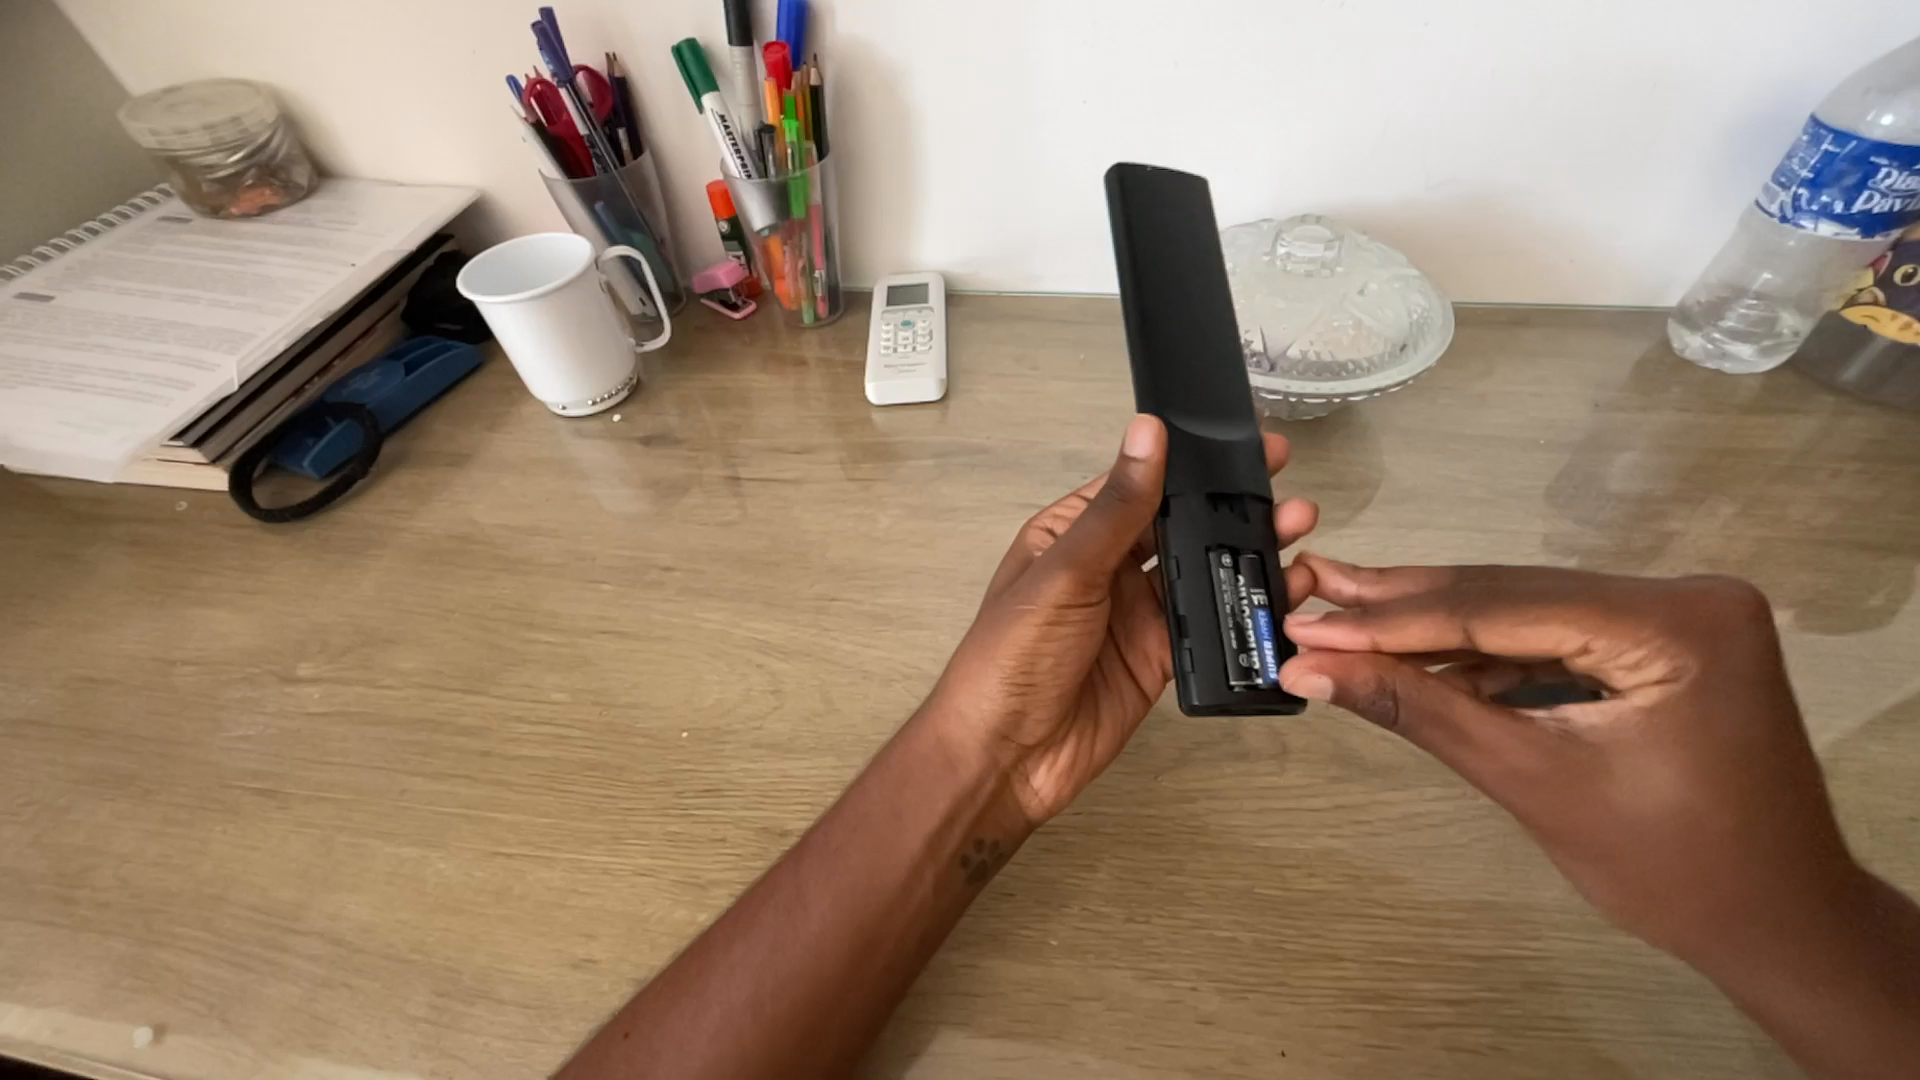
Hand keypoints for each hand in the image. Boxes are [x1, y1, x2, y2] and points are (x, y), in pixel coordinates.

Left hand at [922, 415, 1317, 826]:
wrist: (1007, 755)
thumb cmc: (1014, 653)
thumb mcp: (1065, 572)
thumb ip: (1116, 509)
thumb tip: (1148, 429)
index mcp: (1072, 533)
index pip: (1137, 483)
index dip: (1189, 461)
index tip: (1245, 442)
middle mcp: (1106, 566)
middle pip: (1176, 524)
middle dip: (1228, 503)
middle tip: (1286, 481)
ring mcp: (1134, 612)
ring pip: (1199, 570)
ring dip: (1245, 549)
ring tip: (1300, 527)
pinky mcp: (1159, 656)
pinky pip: (1208, 623)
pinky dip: (1244, 608)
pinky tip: (1284, 589)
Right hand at [1276, 559, 1864, 962]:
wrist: (1771, 921)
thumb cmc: (1665, 866)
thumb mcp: (1523, 777)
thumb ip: (1412, 707)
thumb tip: (1305, 668)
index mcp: (1670, 624)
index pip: (1492, 610)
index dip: (1384, 621)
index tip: (1300, 620)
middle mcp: (1673, 596)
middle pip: (1498, 595)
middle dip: (1393, 607)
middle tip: (1304, 591)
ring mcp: (1663, 612)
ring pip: (1507, 606)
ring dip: (1420, 622)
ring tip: (1334, 614)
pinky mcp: (1644, 635)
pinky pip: (1532, 630)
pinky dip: (1463, 647)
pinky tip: (1401, 648)